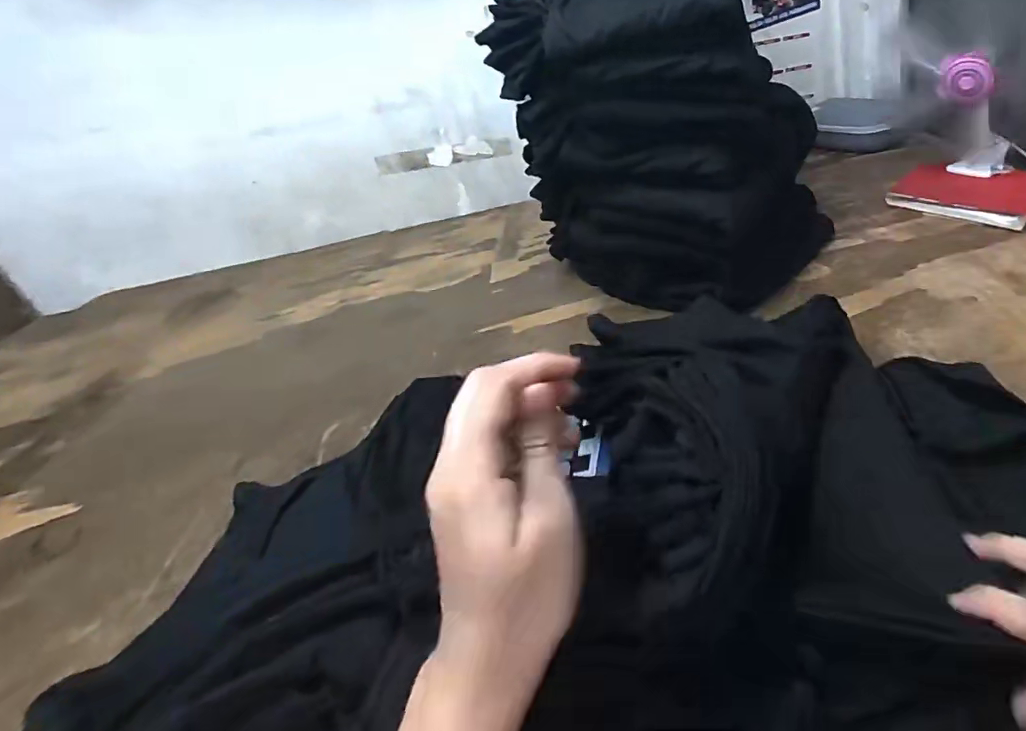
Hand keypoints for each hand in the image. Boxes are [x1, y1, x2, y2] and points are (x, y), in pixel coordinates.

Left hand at [403, 353, 583, 730]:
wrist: (487, 658)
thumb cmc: (528, 594)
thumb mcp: (550, 517)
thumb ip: (539, 447)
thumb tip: (540, 394)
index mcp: (465, 468)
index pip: (490, 386)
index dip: (533, 366)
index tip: (578, 370)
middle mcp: (447, 465)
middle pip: (479, 392)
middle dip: (528, 378)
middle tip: (575, 389)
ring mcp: (449, 480)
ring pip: (481, 413)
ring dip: (523, 402)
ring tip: (570, 416)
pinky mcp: (459, 494)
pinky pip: (484, 441)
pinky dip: (516, 429)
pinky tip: (551, 444)